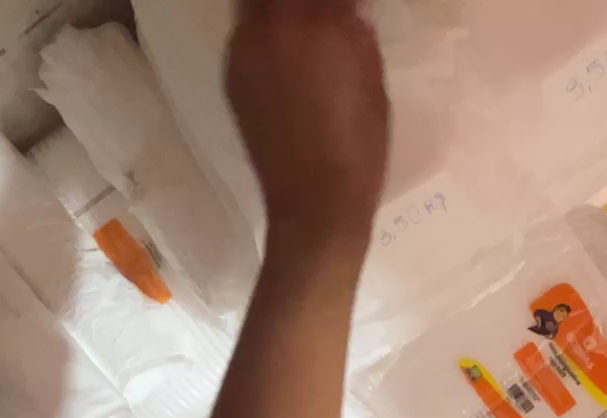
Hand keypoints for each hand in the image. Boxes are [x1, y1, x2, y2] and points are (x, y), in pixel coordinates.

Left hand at [226, 0, 390, 246]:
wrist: (314, 209)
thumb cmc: (359, 158)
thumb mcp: (376, 94)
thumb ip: (359, 41)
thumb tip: (350, 12)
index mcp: (325, 27)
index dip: (341, 2)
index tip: (350, 10)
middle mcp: (278, 24)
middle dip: (310, 3)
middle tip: (324, 17)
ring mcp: (247, 45)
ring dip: (280, 9)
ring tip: (301, 29)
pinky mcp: (231, 69)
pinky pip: (245, 26)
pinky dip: (264, 28)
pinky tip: (283, 52)